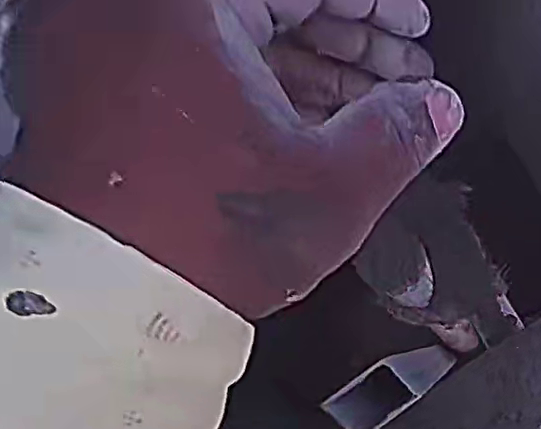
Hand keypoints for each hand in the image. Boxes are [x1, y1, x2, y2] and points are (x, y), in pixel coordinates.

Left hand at [5, 0, 462, 317]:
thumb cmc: (210, 235)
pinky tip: (311, 118)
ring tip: (370, 103)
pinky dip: (263, 81)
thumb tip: (438, 106)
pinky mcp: (102, 75)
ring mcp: (112, 31)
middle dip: (351, 34)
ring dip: (313, 61)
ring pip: (238, 28)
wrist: (120, 288)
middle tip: (403, 73)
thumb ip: (399, 134)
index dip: (379, 6)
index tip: (413, 28)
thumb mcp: (339, 186)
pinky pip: (200, 56)